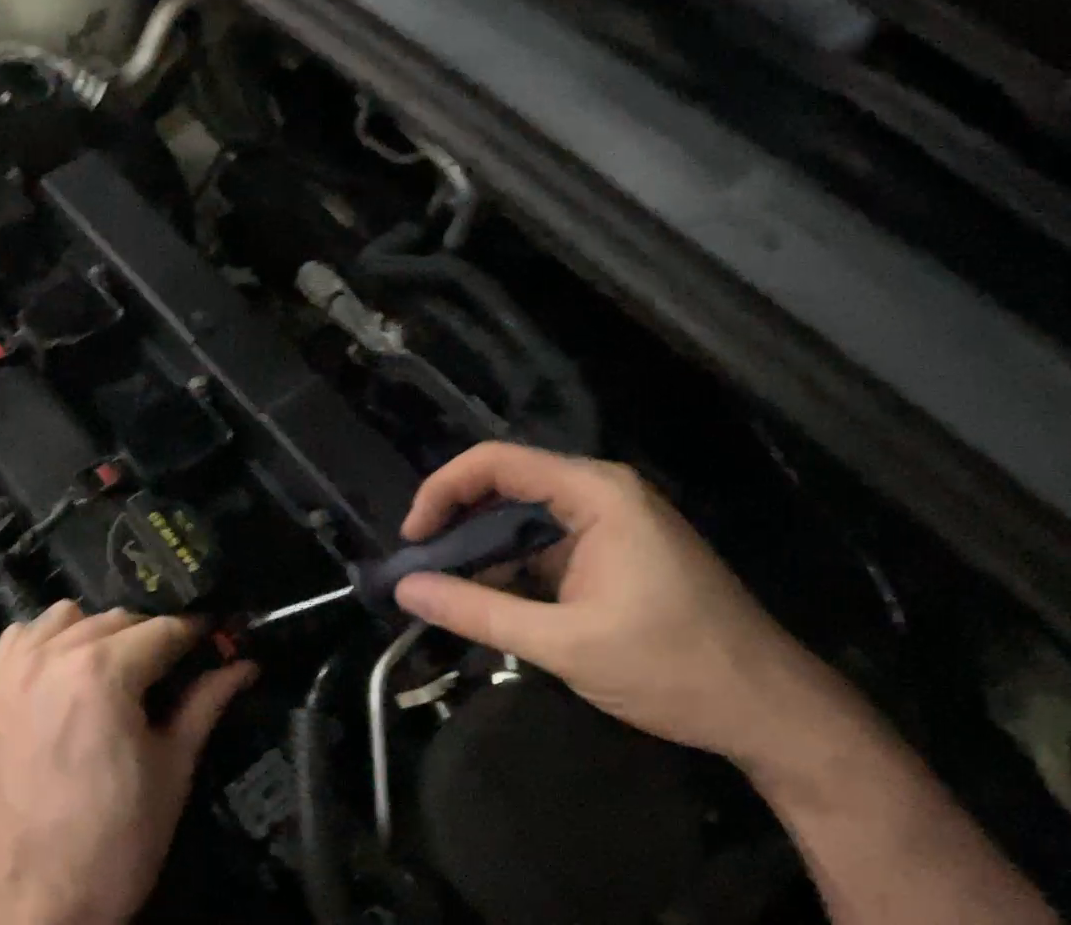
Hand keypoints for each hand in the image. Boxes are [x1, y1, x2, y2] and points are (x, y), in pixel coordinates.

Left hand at [0, 603, 257, 924]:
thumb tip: (244, 665)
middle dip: (152, 638)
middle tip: (173, 673)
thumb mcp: (172, 771)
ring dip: (98, 632)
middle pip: (118, 619)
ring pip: (69, 616)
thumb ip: (205, 705)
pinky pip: (22, 635)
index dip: (196, 636)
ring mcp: (16, 668)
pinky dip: (47, 640)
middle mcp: (55, 654)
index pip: (163, 630)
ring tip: (117, 673)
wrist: (33, 899)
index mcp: (103, 672)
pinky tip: (64, 672)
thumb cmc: (114, 843)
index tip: (216, 642)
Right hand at [393, 442, 859, 765]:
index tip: (413, 539)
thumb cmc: (674, 668)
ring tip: (446, 591)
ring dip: (482, 551)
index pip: (496, 463)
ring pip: (522, 519)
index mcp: (596, 494)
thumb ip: (477, 611)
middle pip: (506, 486)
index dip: (443, 491)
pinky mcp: (614, 554)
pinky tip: (489, 604)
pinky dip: (511, 570)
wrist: (774, 715)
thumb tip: (403, 589)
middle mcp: (602, 494)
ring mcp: (611, 524)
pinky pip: (545, 546)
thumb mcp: (563, 643)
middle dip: (457, 524)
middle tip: (421, 569)